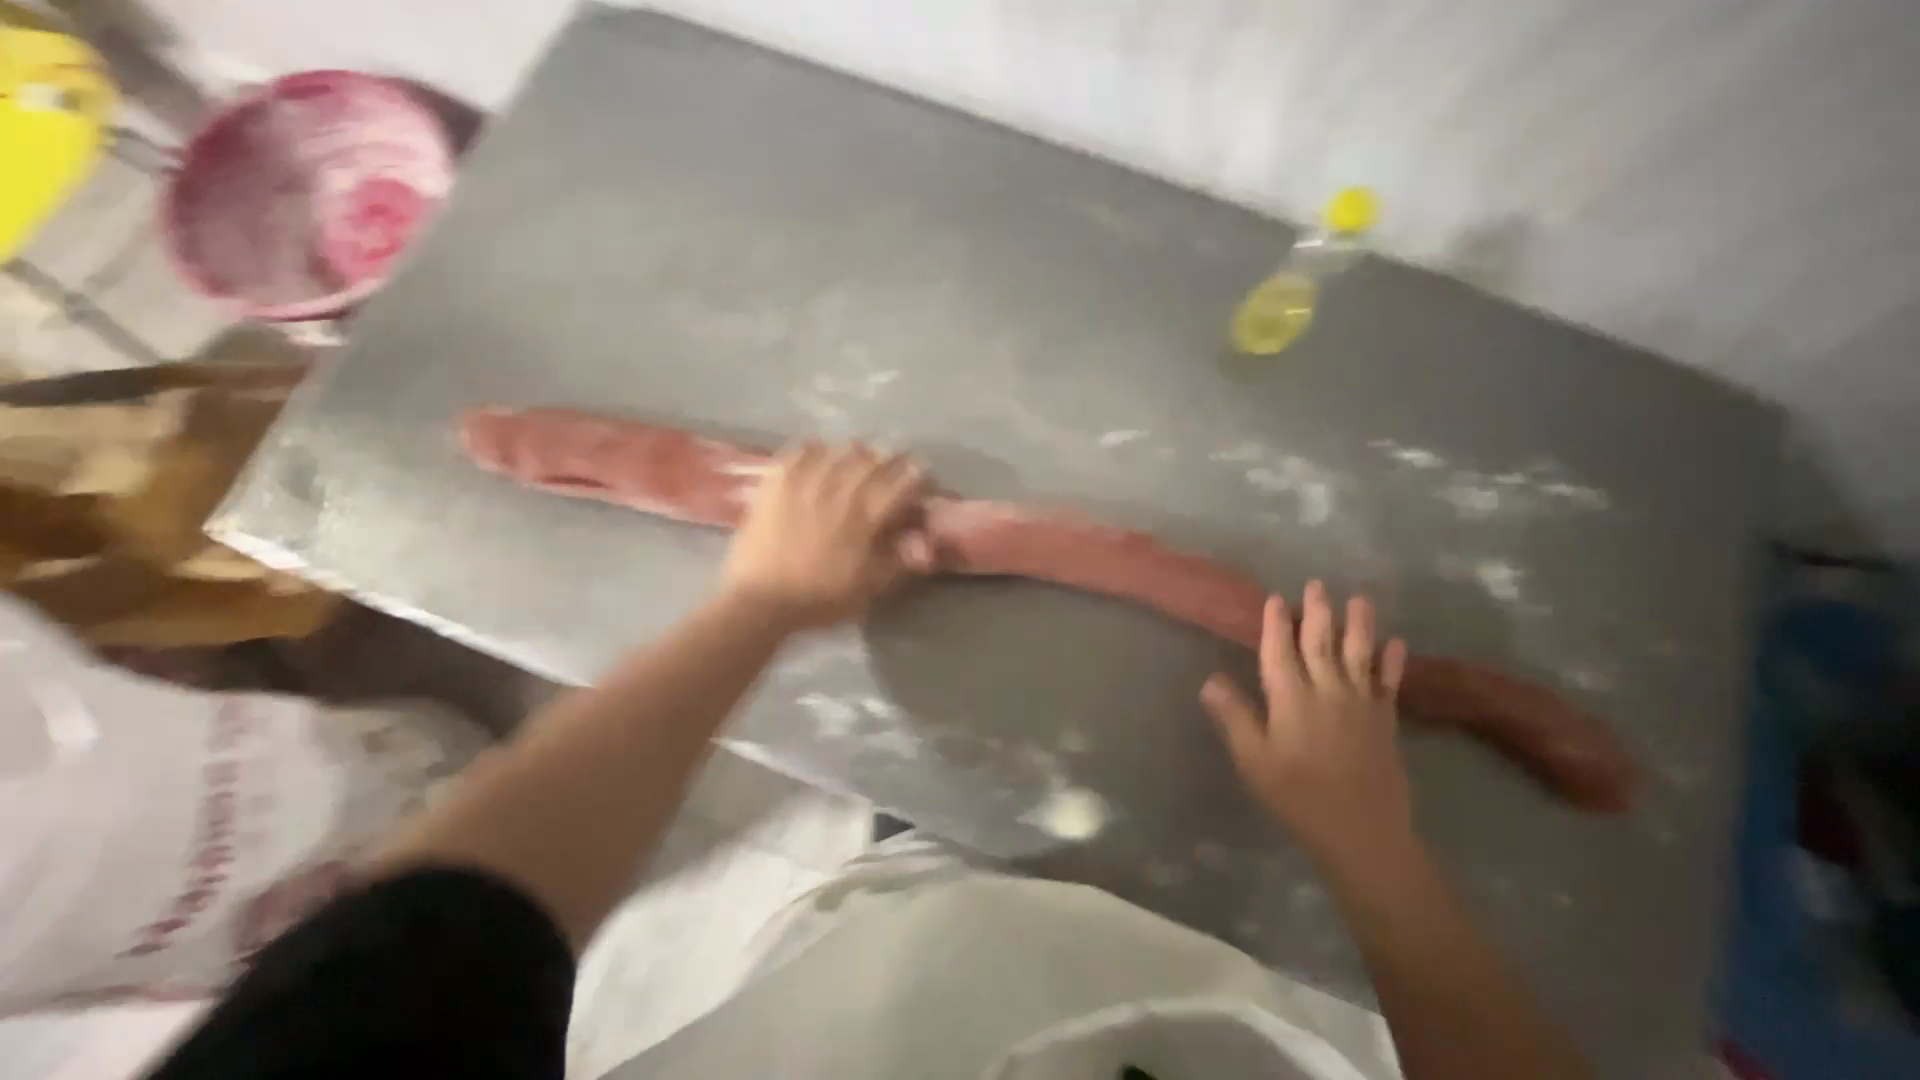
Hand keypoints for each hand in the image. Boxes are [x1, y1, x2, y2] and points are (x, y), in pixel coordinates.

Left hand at [718, 440, 931, 629]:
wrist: (760, 602)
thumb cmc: (819, 600)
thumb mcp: (868, 588)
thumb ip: (899, 561)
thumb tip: (926, 543)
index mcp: (866, 518)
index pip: (902, 484)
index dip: (917, 475)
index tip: (923, 473)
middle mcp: (840, 493)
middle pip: (872, 461)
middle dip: (890, 457)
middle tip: (895, 459)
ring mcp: (806, 485)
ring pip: (838, 452)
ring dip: (855, 450)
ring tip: (859, 453)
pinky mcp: (776, 485)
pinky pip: (798, 453)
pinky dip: (813, 448)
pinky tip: (818, 451)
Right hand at [1199, 581, 1416, 870]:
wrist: (1361, 831)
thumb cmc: (1297, 797)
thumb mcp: (1253, 760)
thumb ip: (1234, 717)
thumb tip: (1210, 680)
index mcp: (1291, 699)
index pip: (1280, 651)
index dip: (1276, 624)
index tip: (1275, 598)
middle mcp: (1327, 691)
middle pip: (1321, 643)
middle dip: (1317, 612)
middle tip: (1317, 584)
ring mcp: (1360, 704)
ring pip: (1358, 654)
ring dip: (1359, 624)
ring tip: (1359, 598)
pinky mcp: (1385, 722)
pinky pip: (1388, 683)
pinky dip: (1393, 661)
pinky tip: (1396, 644)